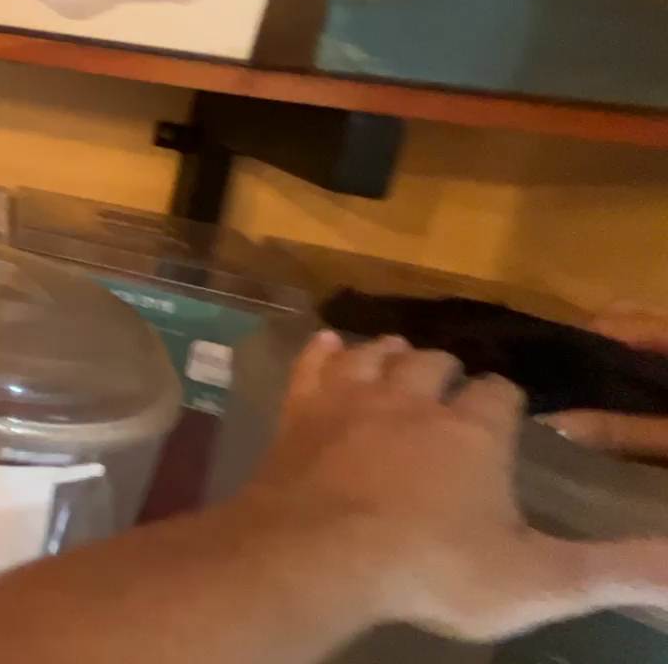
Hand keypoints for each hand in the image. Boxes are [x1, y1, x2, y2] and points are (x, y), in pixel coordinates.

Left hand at [236, 331, 667, 642]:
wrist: (318, 549)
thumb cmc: (434, 566)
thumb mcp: (545, 580)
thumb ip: (624, 569)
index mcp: (471, 435)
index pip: (497, 396)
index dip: (504, 394)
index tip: (507, 395)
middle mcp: (406, 404)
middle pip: (427, 366)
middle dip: (442, 365)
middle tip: (448, 367)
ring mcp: (344, 401)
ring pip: (367, 358)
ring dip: (383, 350)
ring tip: (393, 345)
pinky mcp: (297, 411)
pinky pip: (307, 366)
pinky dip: (317, 350)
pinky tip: (322, 340)